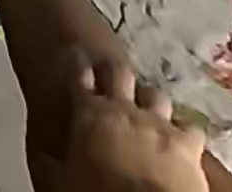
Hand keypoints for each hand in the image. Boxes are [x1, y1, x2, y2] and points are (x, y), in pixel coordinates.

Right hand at [41, 58, 209, 191]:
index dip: (76, 61)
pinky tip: (185, 139)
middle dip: (115, 69)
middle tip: (113, 75)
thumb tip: (39, 153)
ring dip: (151, 101)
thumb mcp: (58, 183)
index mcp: (89, 114)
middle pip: (118, 70)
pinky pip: (191, 129)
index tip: (76, 53)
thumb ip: (48, 162)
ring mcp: (157, 123)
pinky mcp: (186, 144)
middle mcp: (122, 108)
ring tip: (150, 109)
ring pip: (155, 94)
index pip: (77, 74)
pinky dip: (186, 133)